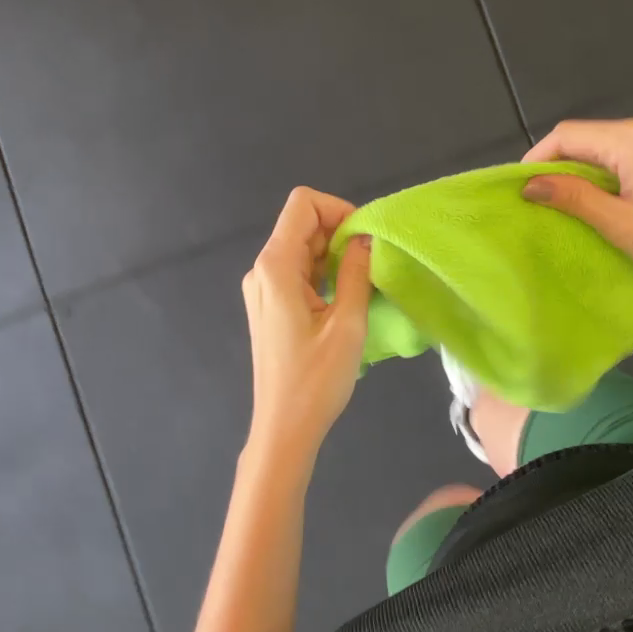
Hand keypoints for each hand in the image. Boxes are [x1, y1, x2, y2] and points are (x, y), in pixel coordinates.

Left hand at [242, 186, 373, 453]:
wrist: (284, 427)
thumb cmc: (316, 379)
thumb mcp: (347, 323)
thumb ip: (357, 272)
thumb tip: (366, 237)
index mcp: (276, 266)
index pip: (303, 203)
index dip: (338, 209)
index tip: (365, 240)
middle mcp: (262, 270)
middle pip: (301, 224)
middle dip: (339, 233)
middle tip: (371, 265)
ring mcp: (262, 289)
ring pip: (301, 249)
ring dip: (333, 256)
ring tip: (361, 285)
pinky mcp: (268, 306)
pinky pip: (297, 273)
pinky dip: (323, 274)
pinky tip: (343, 300)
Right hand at [520, 113, 632, 297]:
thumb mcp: (618, 225)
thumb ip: (573, 198)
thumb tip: (529, 185)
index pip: (568, 135)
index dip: (538, 158)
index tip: (522, 190)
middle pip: (586, 136)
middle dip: (560, 165)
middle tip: (543, 202)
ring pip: (604, 143)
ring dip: (583, 169)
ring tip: (569, 204)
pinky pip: (625, 149)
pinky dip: (606, 169)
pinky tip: (602, 197)